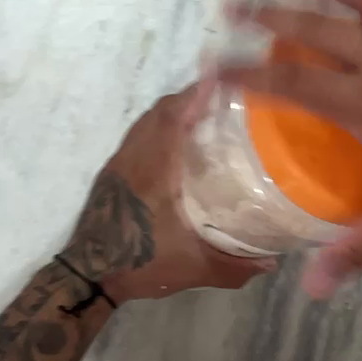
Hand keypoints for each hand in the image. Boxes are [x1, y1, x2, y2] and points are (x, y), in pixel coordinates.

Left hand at [61, 86, 273, 303]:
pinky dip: (157, 130)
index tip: (224, 84)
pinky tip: (175, 149)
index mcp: (156, 169)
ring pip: (145, 123)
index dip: (197, 94)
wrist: (89, 275)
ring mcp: (119, 164)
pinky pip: (136, 138)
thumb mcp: (194, 268)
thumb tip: (272, 260)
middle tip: (221, 103)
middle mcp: (135, 157)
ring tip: (201, 120)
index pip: (173, 115)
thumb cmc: (141, 263)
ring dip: (171, 114)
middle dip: (189, 99)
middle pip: (160, 111)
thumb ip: (235, 266)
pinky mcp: (111, 175)